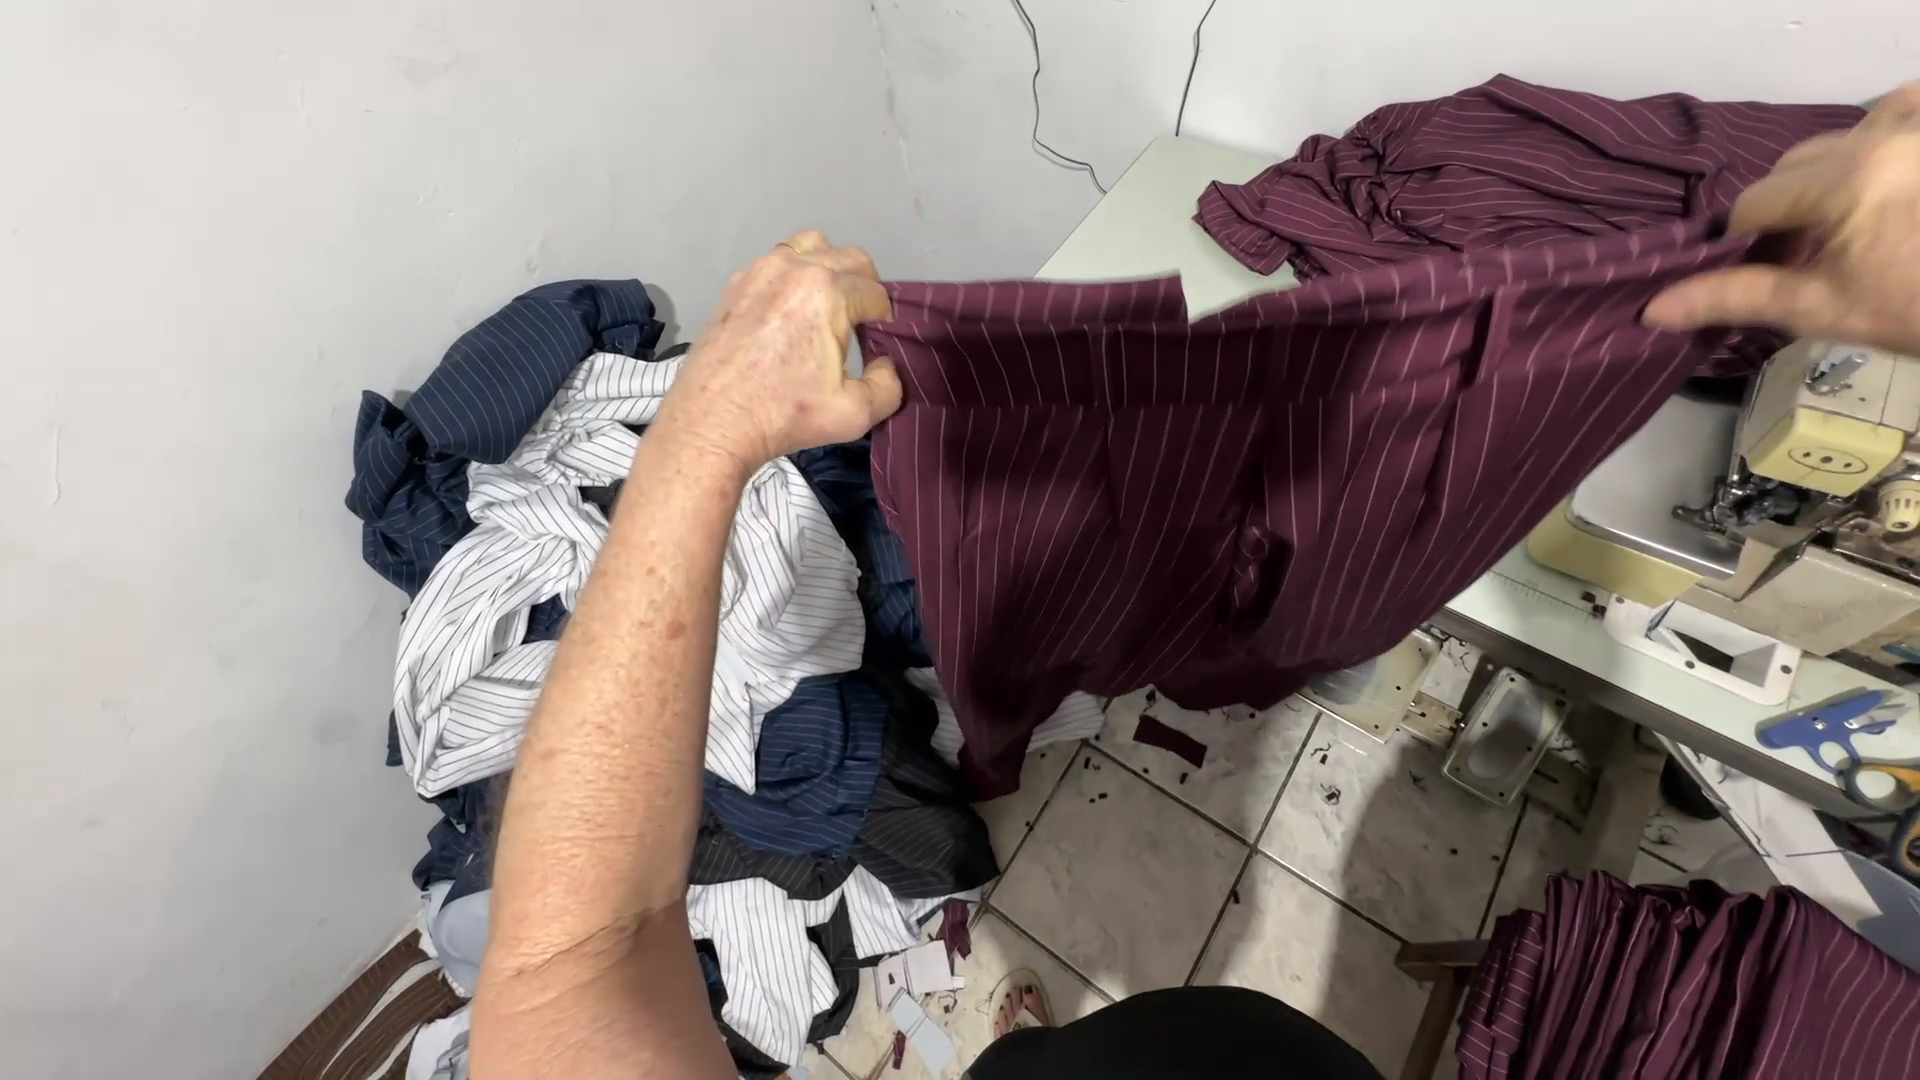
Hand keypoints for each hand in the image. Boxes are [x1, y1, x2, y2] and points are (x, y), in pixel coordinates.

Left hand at [654, 230, 901, 471]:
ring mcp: (761, 270)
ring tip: (827, 309)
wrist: (715, 421)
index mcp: (829, 293)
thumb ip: (889, 386)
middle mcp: (796, 268)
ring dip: (830, 270)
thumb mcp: (855, 414)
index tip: (875, 347)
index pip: (877, 294)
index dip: (884, 322)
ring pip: (812, 247)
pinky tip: (790, 315)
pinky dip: (794, 278)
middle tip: (859, 326)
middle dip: (864, 289)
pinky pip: (777, 262)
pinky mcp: (737, 283)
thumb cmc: (787, 415)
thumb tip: (885, 364)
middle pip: (851, 259)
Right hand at [1644, 83, 1919, 355]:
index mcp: (1848, 177)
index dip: (1742, 241)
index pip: (1754, 202)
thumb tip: (1652, 309)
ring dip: (1841, 164)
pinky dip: (1895, 130)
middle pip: (1800, 163)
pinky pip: (1913, 108)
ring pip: (1859, 127)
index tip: (1757, 274)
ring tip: (1853, 211)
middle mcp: (1893, 133)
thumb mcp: (1825, 308)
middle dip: (1789, 204)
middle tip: (1806, 252)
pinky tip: (1896, 169)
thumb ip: (1735, 297)